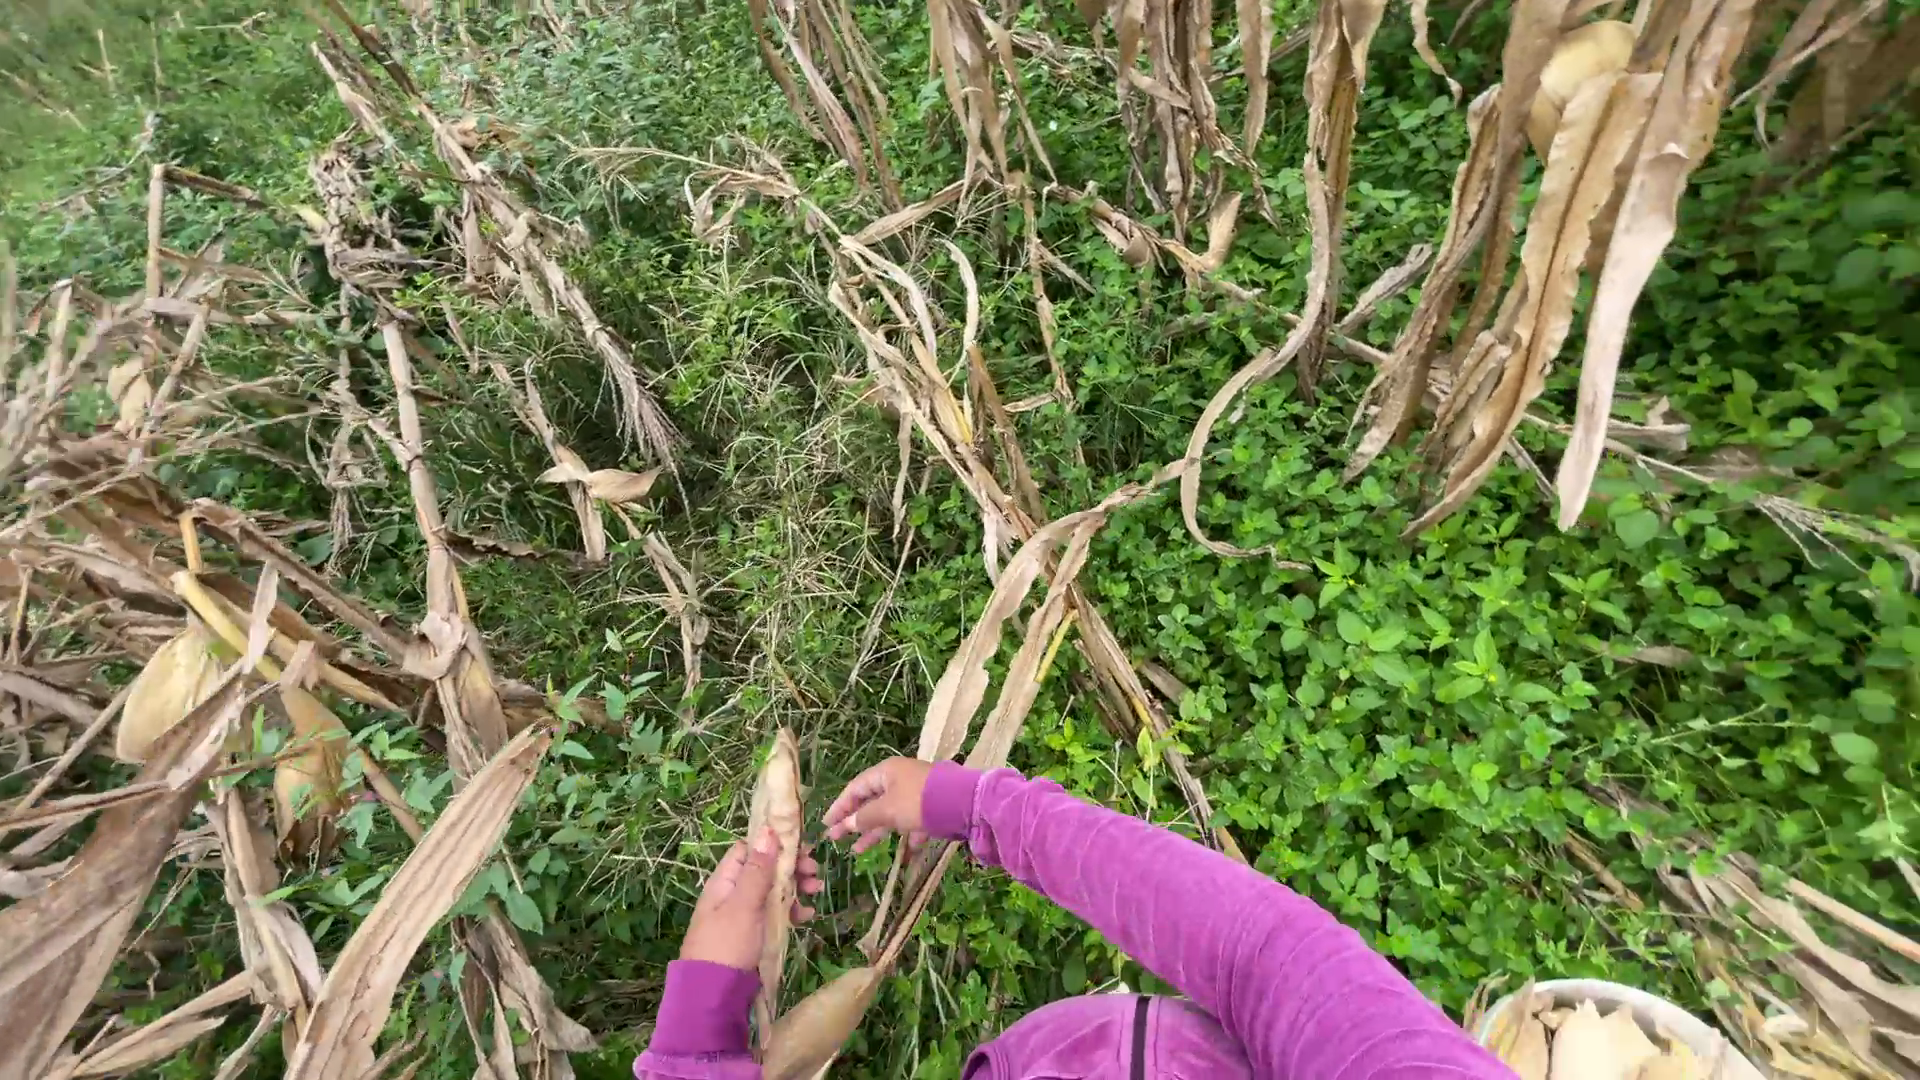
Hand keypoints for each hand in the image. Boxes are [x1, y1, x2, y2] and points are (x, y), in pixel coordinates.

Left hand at [679, 827, 823, 969]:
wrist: (713, 1000)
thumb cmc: (727, 945)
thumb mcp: (743, 904)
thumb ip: (757, 869)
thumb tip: (767, 830)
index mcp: (725, 881)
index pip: (750, 848)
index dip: (774, 843)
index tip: (799, 846)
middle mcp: (733, 893)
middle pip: (766, 867)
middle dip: (792, 866)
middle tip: (814, 870)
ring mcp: (744, 914)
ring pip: (774, 889)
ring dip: (796, 886)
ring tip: (816, 890)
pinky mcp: (754, 933)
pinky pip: (776, 913)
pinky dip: (792, 910)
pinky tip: (807, 916)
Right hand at [822, 757, 933, 853]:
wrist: (963, 802)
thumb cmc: (918, 801)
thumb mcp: (887, 809)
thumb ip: (865, 817)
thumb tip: (846, 824)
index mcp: (886, 772)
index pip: (855, 788)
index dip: (840, 806)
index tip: (826, 824)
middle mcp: (899, 780)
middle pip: (871, 801)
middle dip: (854, 821)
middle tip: (836, 840)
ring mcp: (916, 794)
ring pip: (890, 814)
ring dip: (875, 832)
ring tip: (859, 851)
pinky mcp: (931, 809)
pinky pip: (912, 824)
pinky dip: (907, 838)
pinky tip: (906, 855)